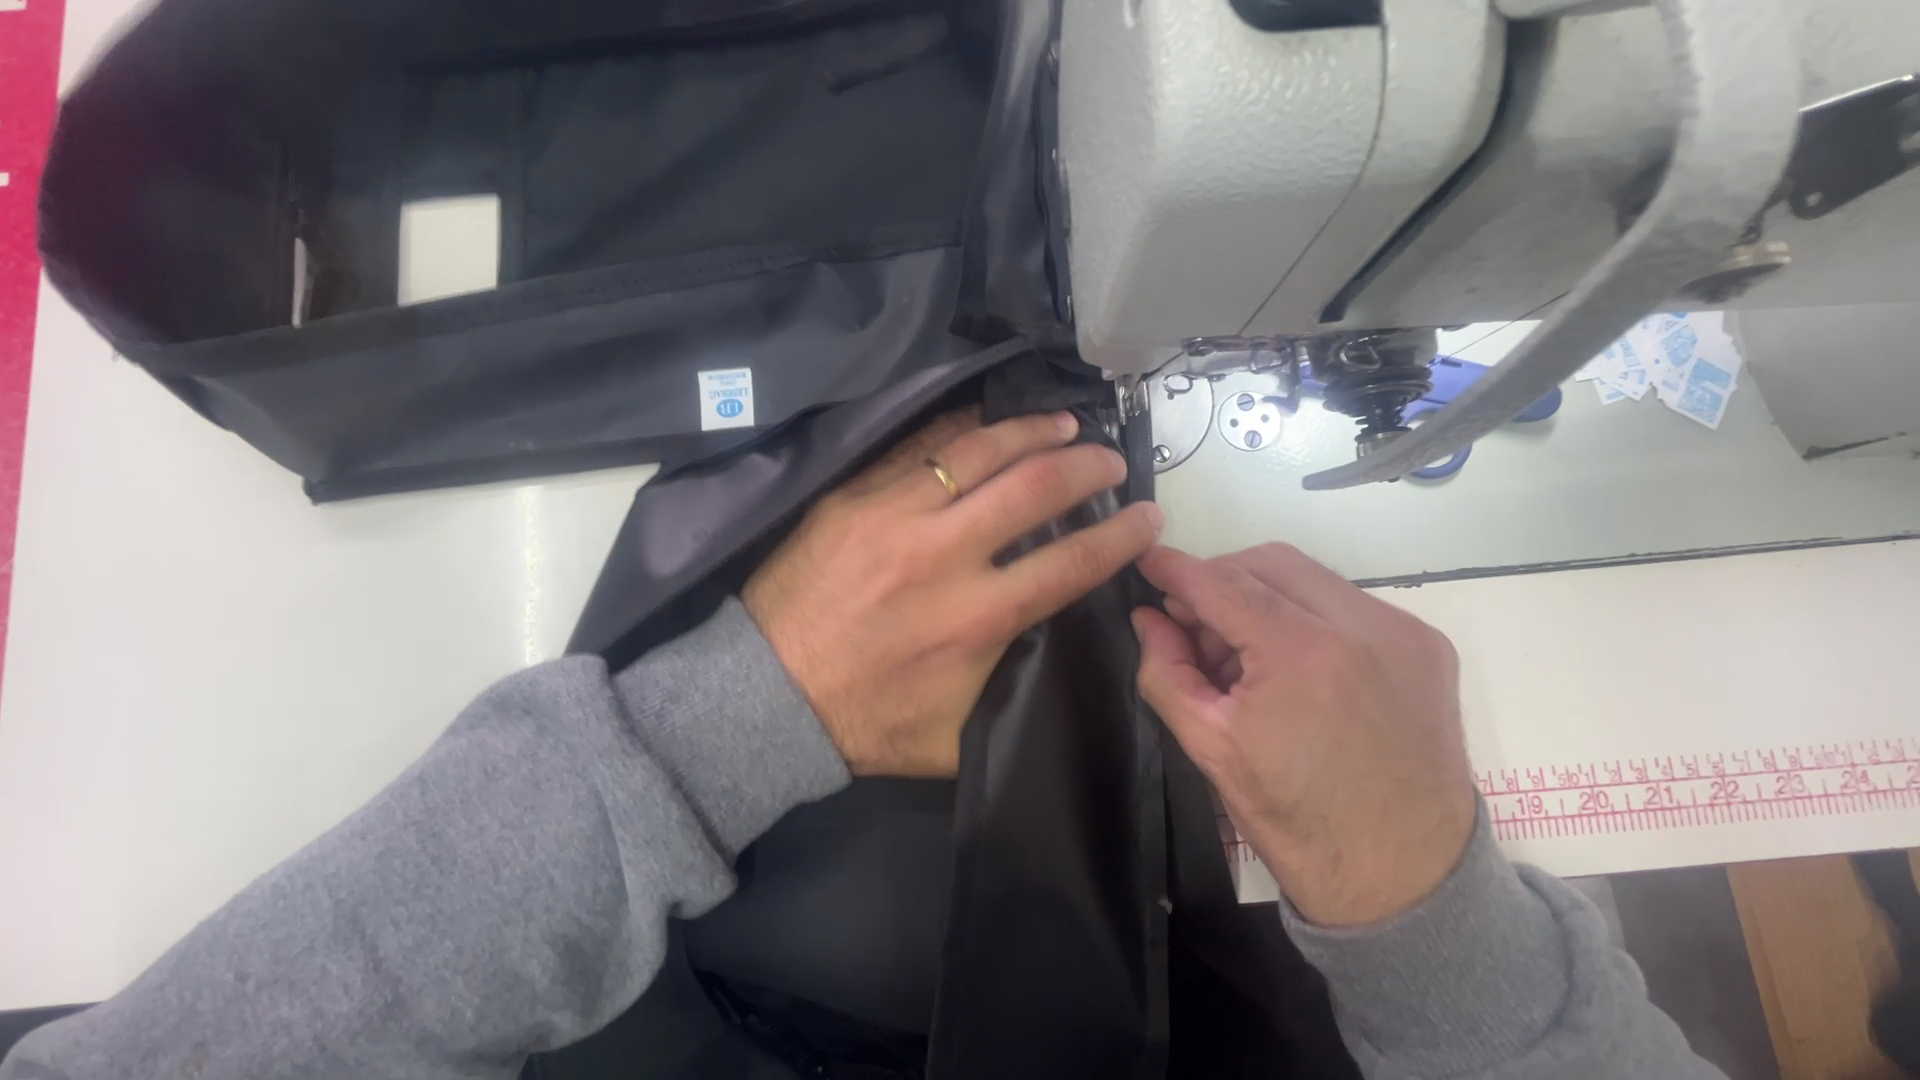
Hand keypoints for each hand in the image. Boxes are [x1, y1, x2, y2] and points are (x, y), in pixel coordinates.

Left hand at [744, 409, 1163, 777]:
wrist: (767, 696)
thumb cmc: (864, 722)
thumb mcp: (955, 733)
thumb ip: (1005, 683)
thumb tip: (1036, 633)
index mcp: (978, 618)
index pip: (1071, 560)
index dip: (1121, 536)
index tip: (1147, 516)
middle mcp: (944, 555)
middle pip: (1034, 488)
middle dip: (1087, 468)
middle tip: (1110, 461)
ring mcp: (895, 516)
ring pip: (978, 452)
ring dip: (1032, 432)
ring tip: (1063, 424)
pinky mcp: (855, 497)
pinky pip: (919, 448)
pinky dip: (962, 430)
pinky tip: (986, 423)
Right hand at [1133, 544, 1475, 927]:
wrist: (1400, 875)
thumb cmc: (1292, 817)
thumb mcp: (1208, 746)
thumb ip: (1166, 669)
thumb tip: (1147, 616)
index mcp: (1300, 653)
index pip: (1222, 583)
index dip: (1176, 568)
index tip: (1147, 562)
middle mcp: (1361, 625)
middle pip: (1267, 562)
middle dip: (1220, 580)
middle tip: (1195, 625)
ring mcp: (1403, 631)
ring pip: (1311, 576)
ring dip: (1264, 596)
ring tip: (1246, 653)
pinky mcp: (1430, 646)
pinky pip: (1350, 603)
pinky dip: (1309, 616)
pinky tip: (1296, 664)